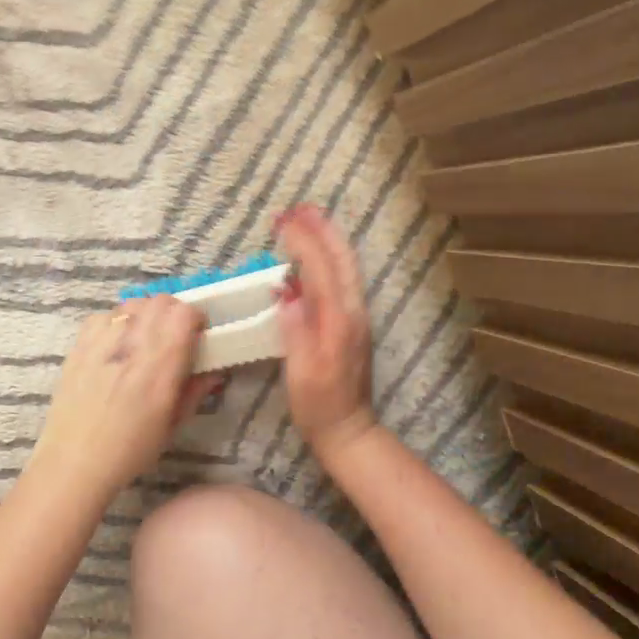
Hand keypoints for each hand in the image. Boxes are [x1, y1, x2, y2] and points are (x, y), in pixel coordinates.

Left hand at [33, 297, 220, 498]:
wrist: (74, 461)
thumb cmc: (129, 450)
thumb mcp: (172, 426)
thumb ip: (194, 392)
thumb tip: (213, 371)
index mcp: (160, 367)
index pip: (183, 314)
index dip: (195, 318)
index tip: (197, 334)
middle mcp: (131, 346)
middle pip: (160, 301)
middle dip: (173, 312)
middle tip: (174, 334)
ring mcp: (101, 342)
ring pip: (132, 303)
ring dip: (146, 313)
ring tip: (145, 337)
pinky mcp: (79, 344)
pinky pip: (103, 315)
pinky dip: (116, 320)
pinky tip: (116, 342)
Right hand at [275, 205, 376, 456]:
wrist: (350, 431)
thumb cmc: (320, 405)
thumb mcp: (303, 372)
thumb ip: (297, 331)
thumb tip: (286, 294)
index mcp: (339, 320)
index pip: (321, 269)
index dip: (304, 241)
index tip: (283, 221)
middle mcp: (352, 311)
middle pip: (341, 260)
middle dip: (320, 230)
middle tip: (297, 208)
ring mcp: (355, 317)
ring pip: (345, 267)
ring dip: (327, 239)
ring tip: (307, 219)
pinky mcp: (350, 324)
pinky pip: (341, 279)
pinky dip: (329, 259)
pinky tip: (314, 256)